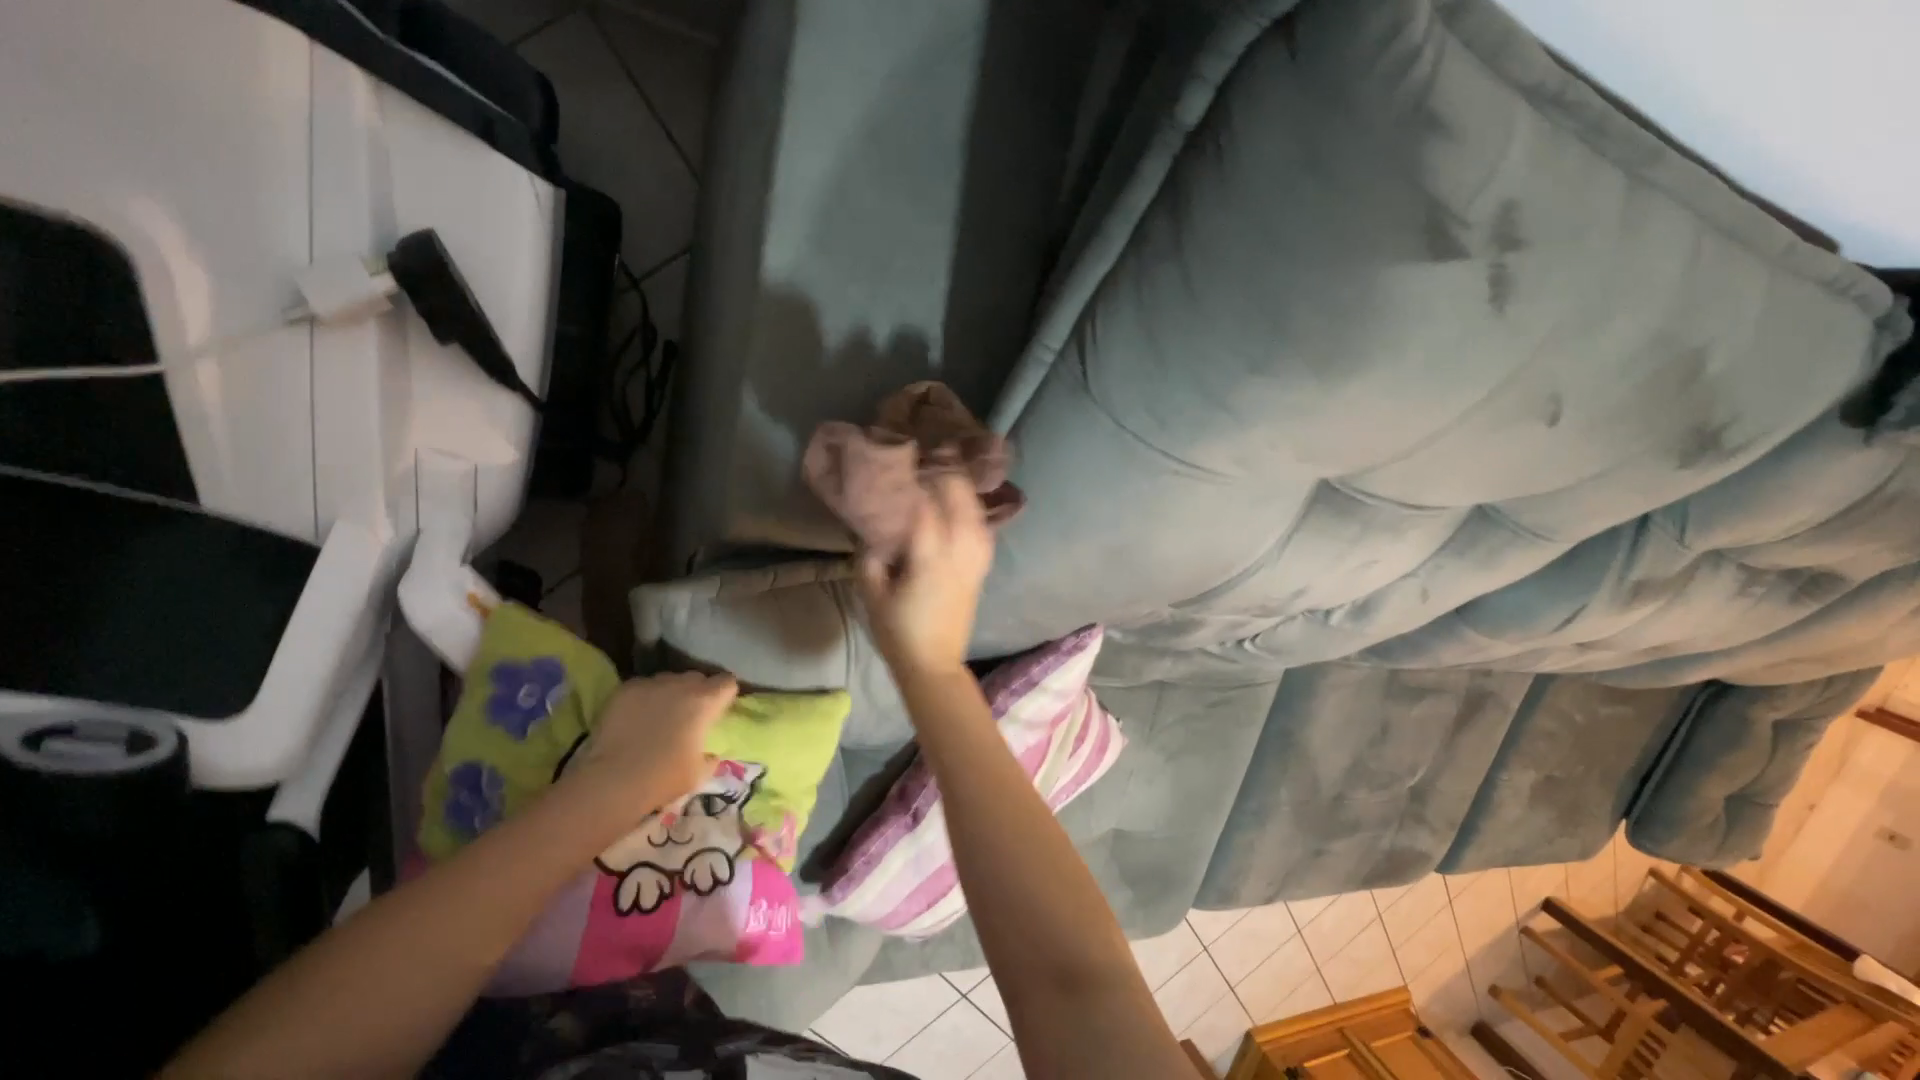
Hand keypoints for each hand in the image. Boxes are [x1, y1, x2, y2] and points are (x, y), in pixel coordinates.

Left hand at [562, 672, 737, 820]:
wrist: (613, 780)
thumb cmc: (663, 778)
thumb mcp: (699, 774)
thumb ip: (710, 758)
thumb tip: (711, 755)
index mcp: (704, 702)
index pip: (727, 682)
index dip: (725, 695)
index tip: (719, 710)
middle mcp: (680, 685)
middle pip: (697, 678)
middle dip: (697, 692)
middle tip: (689, 715)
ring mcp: (650, 684)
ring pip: (669, 679)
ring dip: (670, 692)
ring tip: (659, 715)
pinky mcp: (625, 689)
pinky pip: (643, 686)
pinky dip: (645, 697)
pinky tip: (636, 717)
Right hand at [857, 472, 994, 680]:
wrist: (933, 664)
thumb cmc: (897, 632)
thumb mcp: (871, 595)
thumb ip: (871, 558)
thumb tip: (875, 531)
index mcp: (929, 557)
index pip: (928, 505)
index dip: (920, 478)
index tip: (908, 457)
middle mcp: (958, 554)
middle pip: (960, 501)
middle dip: (948, 474)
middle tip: (932, 454)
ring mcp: (974, 562)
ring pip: (977, 514)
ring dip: (965, 490)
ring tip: (950, 471)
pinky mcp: (981, 571)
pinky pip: (984, 532)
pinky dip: (976, 512)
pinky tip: (967, 504)